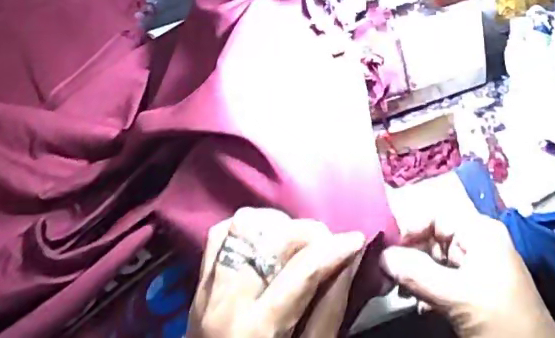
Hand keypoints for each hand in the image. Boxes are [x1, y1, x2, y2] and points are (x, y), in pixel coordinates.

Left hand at [189, 207, 366, 337]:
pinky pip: (220, 236)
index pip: (303, 268)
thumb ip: (330, 310)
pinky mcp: (198, 287)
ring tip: (294, 246)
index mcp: (255, 331)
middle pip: (273, 236)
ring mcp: (206, 292)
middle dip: (308, 233)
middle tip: (324, 249)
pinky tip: (266, 245)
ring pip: (244, 226)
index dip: (336, 248)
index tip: (356, 241)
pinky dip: (248, 231)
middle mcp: (226, 303)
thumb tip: (351, 259)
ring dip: (277, 227)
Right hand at [380, 210, 554, 337]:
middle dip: (410, 253)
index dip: (410, 227)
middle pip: (436, 236)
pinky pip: (446, 281)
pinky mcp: (476, 292)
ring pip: (439, 260)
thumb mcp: (457, 295)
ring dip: (417, 274)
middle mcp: (479, 242)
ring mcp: (479, 267)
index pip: (438, 214)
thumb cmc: (500, 317)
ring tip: (397, 292)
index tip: (383, 249)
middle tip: (383, 274)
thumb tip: (384, 255)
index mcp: (480, 232)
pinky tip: (420, 307)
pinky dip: (430, 290)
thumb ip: (419, 274)